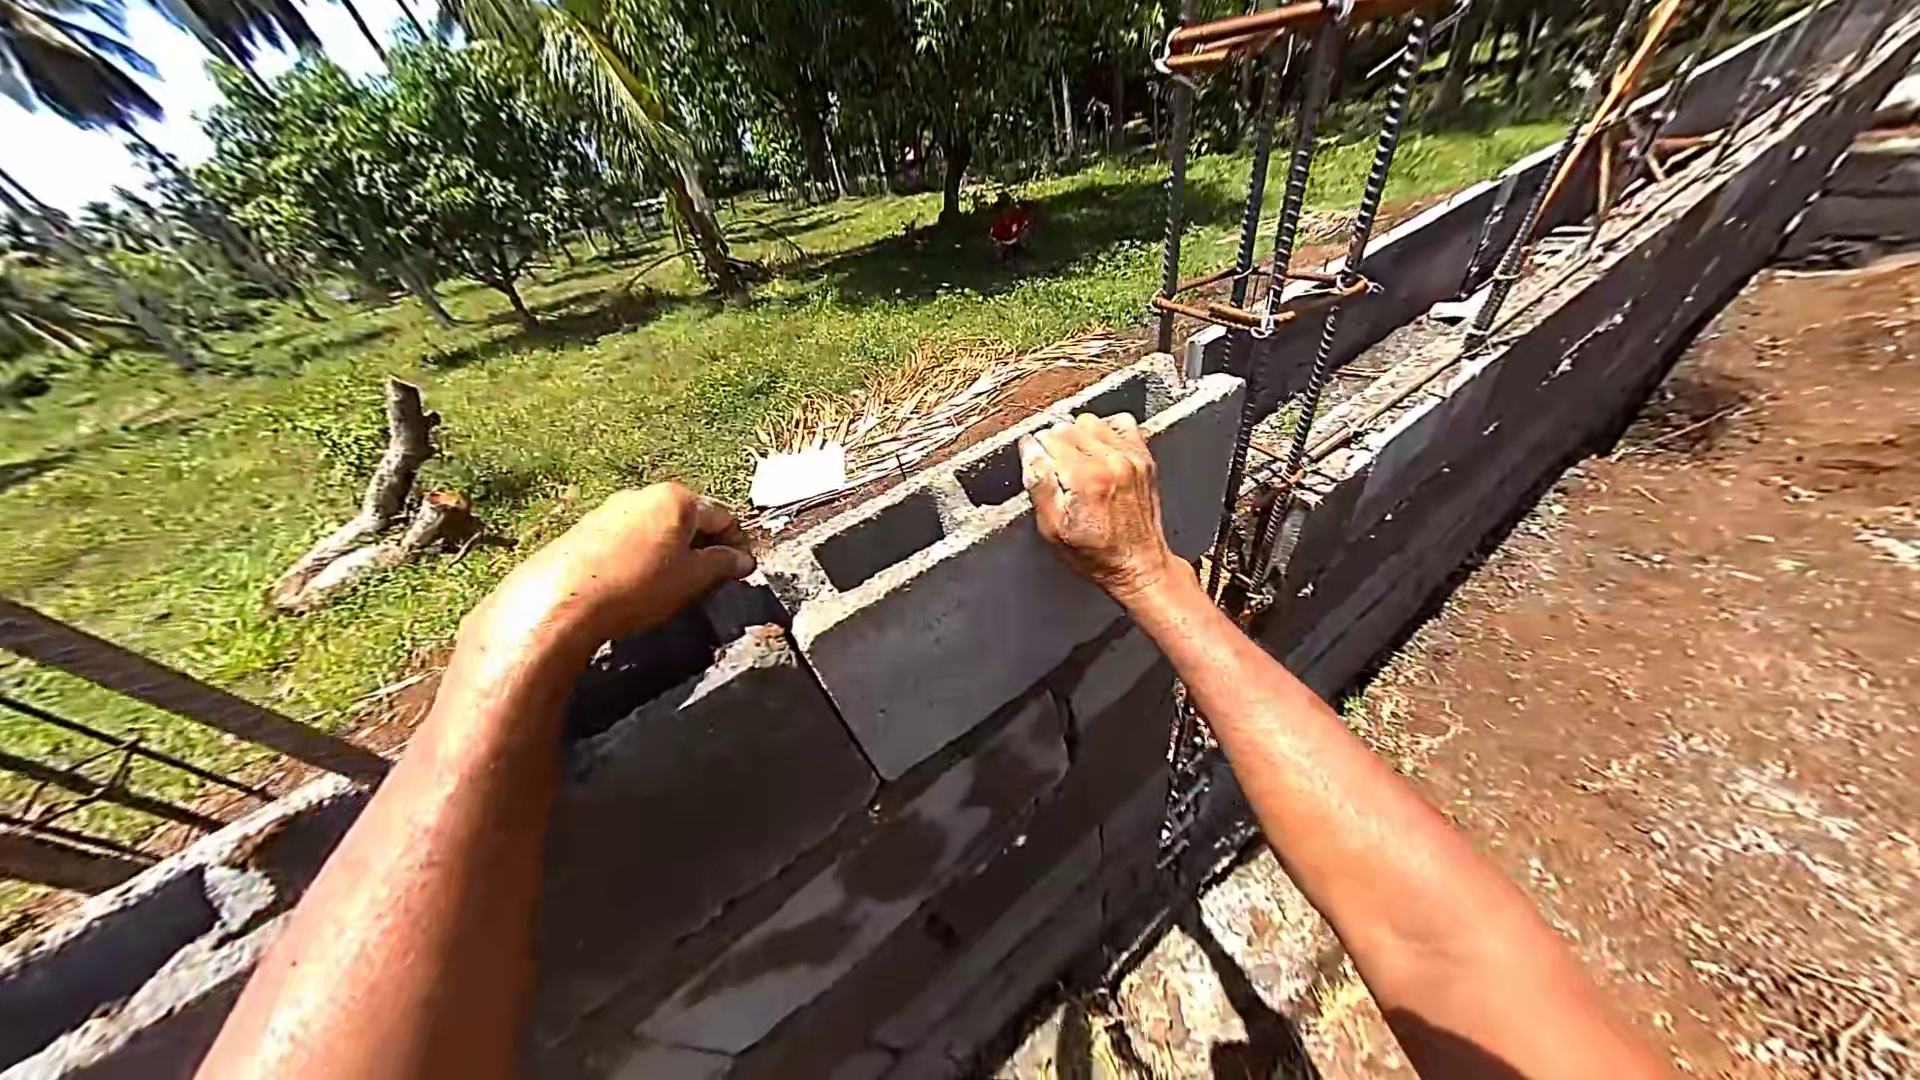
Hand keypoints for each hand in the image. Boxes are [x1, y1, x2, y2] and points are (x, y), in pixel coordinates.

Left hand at [464, 483, 755, 660]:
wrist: (559, 601)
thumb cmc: (638, 585)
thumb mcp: (694, 577)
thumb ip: (724, 564)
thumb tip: (743, 560)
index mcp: (677, 498)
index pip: (724, 517)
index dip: (738, 545)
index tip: (741, 570)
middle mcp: (644, 494)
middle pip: (689, 519)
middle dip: (704, 547)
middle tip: (709, 580)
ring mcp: (611, 509)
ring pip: (658, 528)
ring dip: (673, 552)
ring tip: (673, 585)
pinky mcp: (586, 528)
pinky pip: (630, 538)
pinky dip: (644, 555)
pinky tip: (639, 583)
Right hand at [1020, 413, 1183, 606]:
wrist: (1137, 564)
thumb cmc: (1096, 554)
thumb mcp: (1052, 529)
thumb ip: (1039, 485)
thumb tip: (1029, 451)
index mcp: (1086, 478)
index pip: (1048, 440)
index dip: (1036, 452)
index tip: (1036, 465)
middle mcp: (1111, 461)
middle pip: (1067, 428)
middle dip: (1054, 444)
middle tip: (1055, 470)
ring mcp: (1130, 457)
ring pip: (1091, 422)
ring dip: (1078, 436)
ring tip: (1075, 461)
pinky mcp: (1143, 457)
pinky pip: (1120, 423)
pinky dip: (1106, 431)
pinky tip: (1098, 451)